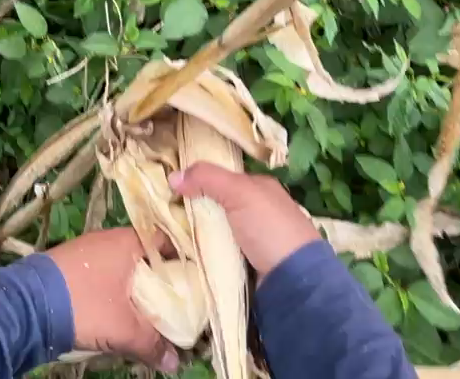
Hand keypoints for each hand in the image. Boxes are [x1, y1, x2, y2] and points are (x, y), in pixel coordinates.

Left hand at [45, 228, 180, 372]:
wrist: (30, 302)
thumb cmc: (85, 303)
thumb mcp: (123, 328)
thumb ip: (152, 343)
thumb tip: (175, 362)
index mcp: (127, 242)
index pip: (163, 240)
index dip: (180, 257)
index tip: (194, 277)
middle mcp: (110, 239)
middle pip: (144, 255)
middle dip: (159, 277)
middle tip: (177, 299)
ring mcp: (90, 250)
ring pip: (124, 266)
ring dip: (136, 286)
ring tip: (151, 310)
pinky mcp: (75, 265)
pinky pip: (106, 273)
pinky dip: (117, 288)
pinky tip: (120, 309)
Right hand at [170, 163, 319, 277]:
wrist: (295, 283)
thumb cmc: (270, 228)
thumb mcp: (239, 192)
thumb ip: (207, 178)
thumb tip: (172, 176)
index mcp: (259, 188)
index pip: (222, 177)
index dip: (198, 180)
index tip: (172, 188)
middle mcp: (256, 211)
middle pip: (215, 205)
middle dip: (192, 210)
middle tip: (165, 216)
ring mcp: (251, 240)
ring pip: (213, 231)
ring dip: (195, 234)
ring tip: (167, 237)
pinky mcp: (245, 266)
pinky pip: (216, 253)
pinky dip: (203, 253)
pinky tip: (186, 254)